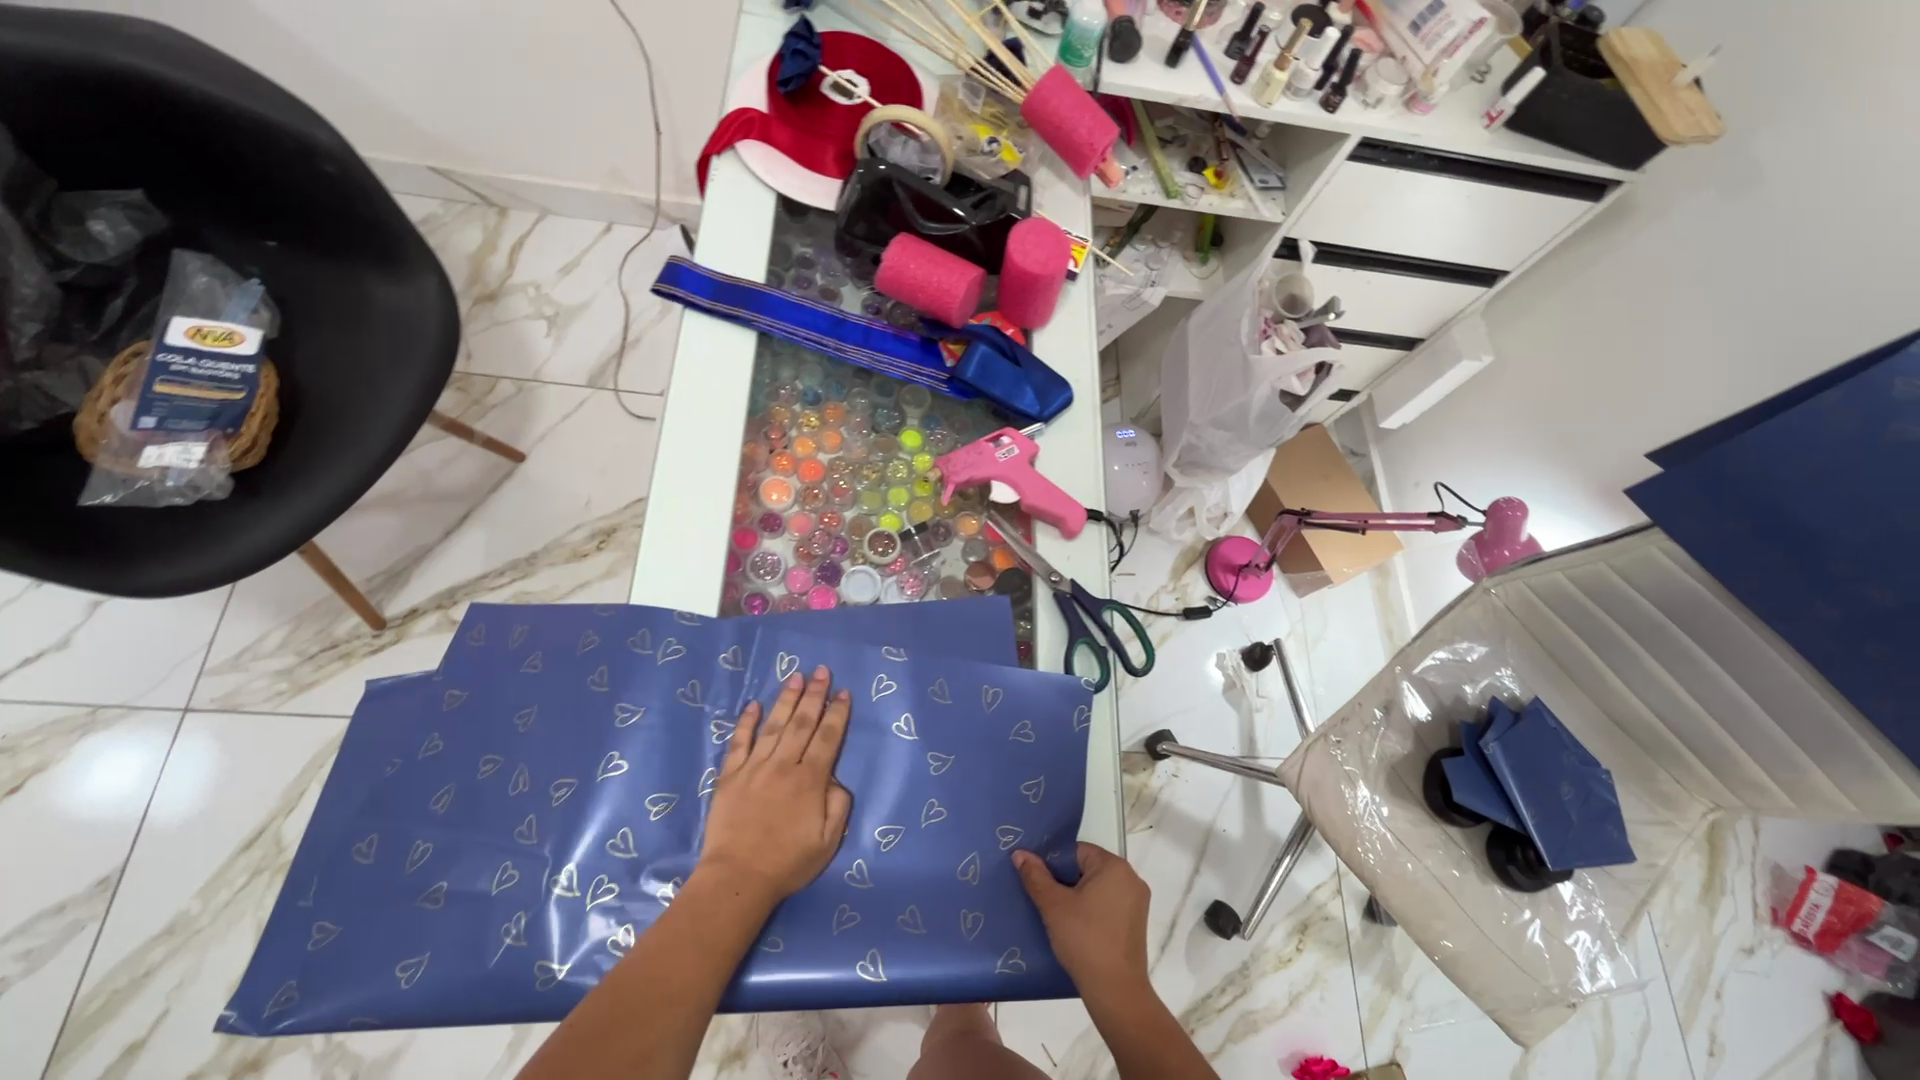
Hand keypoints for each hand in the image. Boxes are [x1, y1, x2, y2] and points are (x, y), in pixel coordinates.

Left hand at [696, 667, 853, 906]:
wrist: (738, 879)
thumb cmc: (788, 863)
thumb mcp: (828, 841)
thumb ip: (838, 804)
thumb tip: (834, 779)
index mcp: (810, 781)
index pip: (827, 738)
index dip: (837, 714)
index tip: (844, 692)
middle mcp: (783, 766)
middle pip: (802, 723)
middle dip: (814, 695)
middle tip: (821, 671)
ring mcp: (754, 768)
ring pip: (774, 726)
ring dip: (785, 700)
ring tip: (794, 677)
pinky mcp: (729, 776)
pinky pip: (739, 742)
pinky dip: (746, 722)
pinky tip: (754, 705)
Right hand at [1014, 842, 1150, 996]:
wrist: (1115, 990)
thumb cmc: (1084, 939)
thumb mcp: (1054, 905)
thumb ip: (1035, 876)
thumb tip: (1020, 853)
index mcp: (1115, 866)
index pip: (1077, 851)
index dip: (1054, 863)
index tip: (1037, 881)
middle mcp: (1131, 878)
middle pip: (1088, 868)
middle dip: (1064, 881)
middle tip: (1043, 898)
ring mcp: (1137, 902)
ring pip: (1097, 888)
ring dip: (1077, 897)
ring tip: (1055, 914)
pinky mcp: (1136, 923)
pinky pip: (1108, 905)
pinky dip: (1091, 911)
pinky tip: (1074, 928)